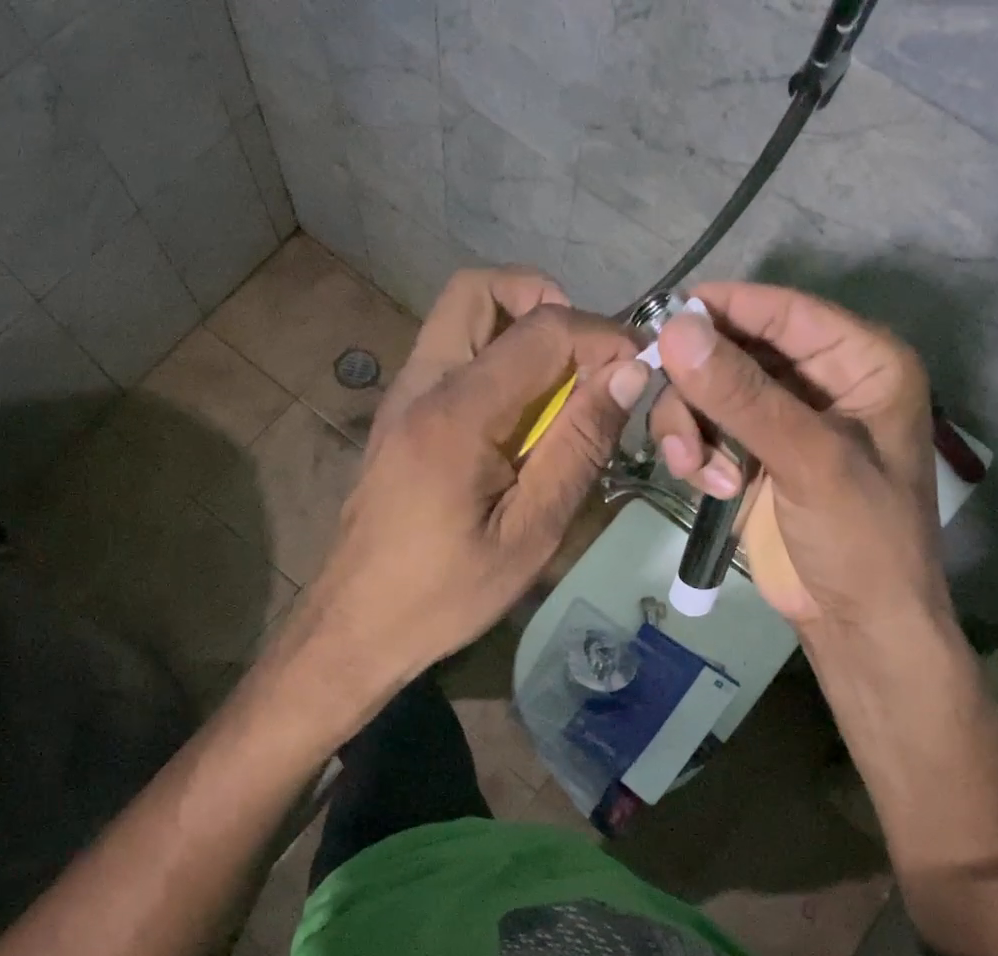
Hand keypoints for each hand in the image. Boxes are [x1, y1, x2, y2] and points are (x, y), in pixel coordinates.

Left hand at [304, 269, 647, 684]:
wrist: (358, 623)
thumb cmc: (446, 594)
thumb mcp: (530, 534)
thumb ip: (578, 446)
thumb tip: (627, 373)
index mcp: (456, 413)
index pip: (542, 328)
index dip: (602, 336)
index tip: (640, 368)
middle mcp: (420, 384)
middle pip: (479, 289)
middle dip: (544, 302)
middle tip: (585, 358)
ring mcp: (401, 396)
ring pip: (460, 317)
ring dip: (517, 327)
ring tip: (560, 387)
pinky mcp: (398, 416)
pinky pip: (450, 355)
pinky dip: (493, 358)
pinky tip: (521, 418)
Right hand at [652, 282, 947, 636]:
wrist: (858, 622)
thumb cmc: (859, 537)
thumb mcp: (808, 459)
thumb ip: (742, 394)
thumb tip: (674, 330)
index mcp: (862, 363)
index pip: (783, 312)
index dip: (722, 311)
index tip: (661, 325)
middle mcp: (822, 382)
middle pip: (734, 351)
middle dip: (697, 389)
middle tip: (678, 431)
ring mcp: (785, 421)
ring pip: (710, 392)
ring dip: (691, 428)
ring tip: (697, 471)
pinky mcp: (757, 457)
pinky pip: (707, 430)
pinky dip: (698, 454)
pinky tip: (713, 487)